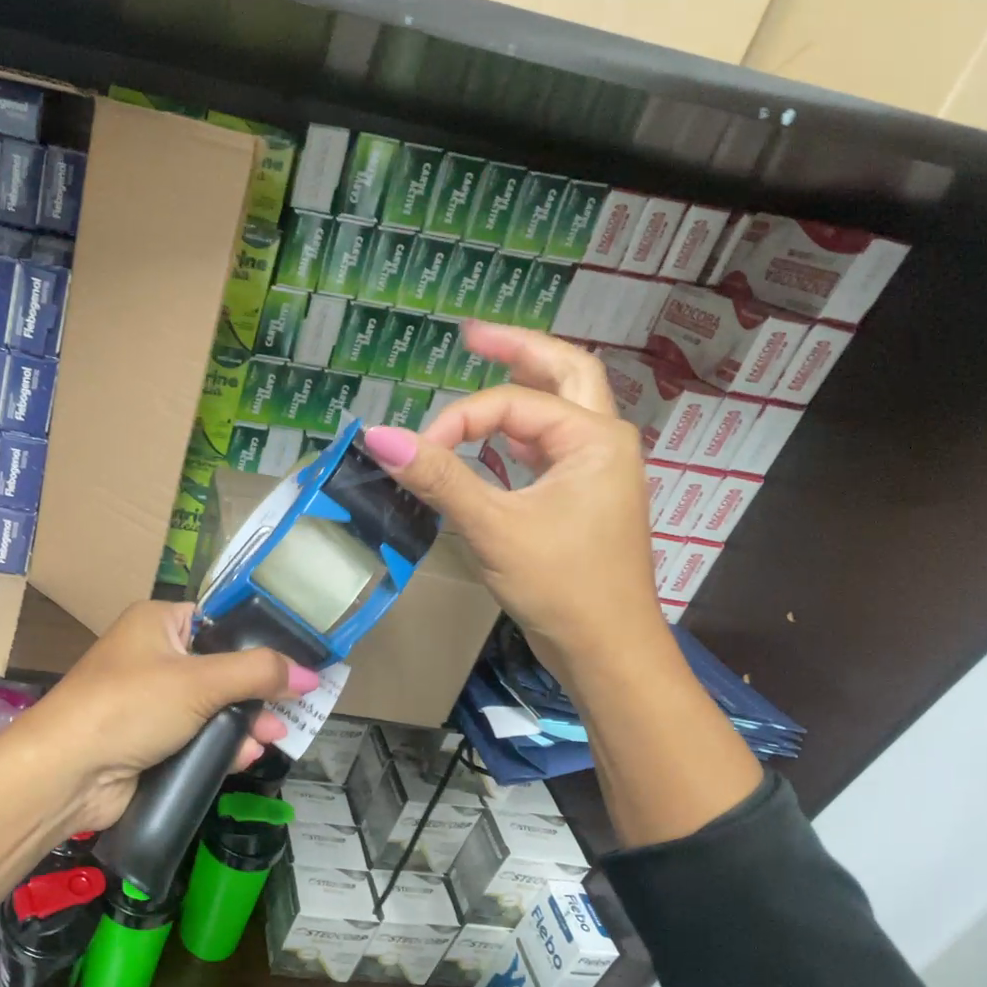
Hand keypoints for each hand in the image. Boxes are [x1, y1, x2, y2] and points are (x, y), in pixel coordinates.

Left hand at [0, 601, 312, 834]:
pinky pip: (197, 736)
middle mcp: (153, 655)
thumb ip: (258, 673)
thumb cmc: (130, 706)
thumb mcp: (200, 682)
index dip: (257, 640)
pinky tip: (245, 757)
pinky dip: (221, 745)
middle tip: (291, 710)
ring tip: (274, 738)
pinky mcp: (150, 740)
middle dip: (256, 692)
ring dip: (243, 723)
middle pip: (221, 667)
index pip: (218, 620)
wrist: (66, 773)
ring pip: (212, 706)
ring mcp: (150, 701)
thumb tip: (311, 673)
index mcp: (158, 622)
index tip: (295, 661)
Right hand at [359, 323, 665, 673]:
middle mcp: (602, 443)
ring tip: (483, 365)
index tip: (418, 451)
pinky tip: (492, 441)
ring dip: (523, 388)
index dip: (459, 418)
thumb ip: (438, 478)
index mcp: (593, 439)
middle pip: (565, 373)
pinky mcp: (582, 499)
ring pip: (561, 409)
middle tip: (472, 336)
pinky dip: (519, 433)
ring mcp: (597, 471)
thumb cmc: (562, 585)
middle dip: (519, 350)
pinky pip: (549, 447)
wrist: (607, 650)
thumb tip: (379, 437)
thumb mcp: (494, 527)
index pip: (512, 404)